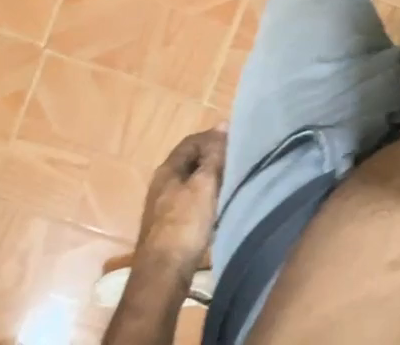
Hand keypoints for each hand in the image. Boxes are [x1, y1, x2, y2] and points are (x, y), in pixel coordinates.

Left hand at [136, 128, 226, 268]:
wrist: (163, 274)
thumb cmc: (185, 223)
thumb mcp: (204, 184)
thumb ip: (214, 155)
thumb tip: (223, 124)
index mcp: (167, 169)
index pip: (191, 141)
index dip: (212, 137)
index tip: (236, 138)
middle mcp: (162, 184)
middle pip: (190, 162)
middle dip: (212, 158)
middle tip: (237, 160)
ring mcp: (163, 207)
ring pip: (191, 183)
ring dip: (210, 179)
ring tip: (232, 182)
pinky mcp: (169, 227)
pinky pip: (191, 202)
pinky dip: (206, 198)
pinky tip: (219, 207)